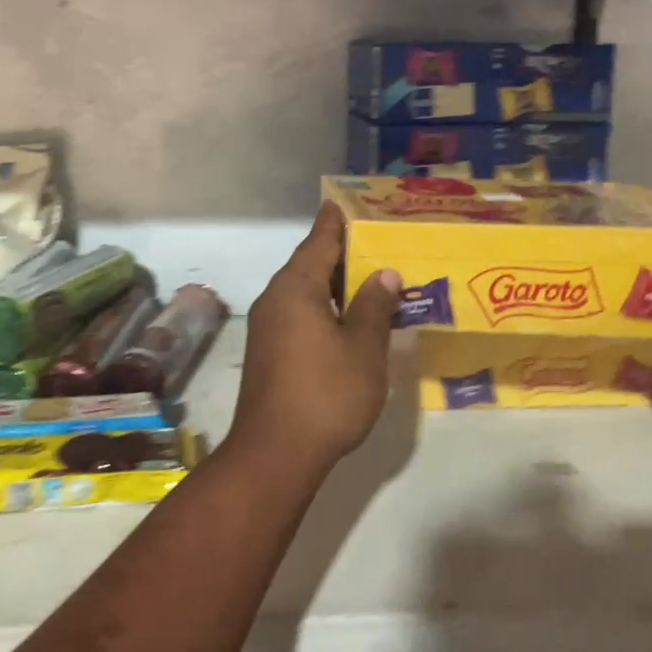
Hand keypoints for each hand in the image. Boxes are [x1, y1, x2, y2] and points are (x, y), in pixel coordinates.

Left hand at [228, 204, 399, 474]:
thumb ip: (373, 307)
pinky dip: (324, 308)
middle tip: (375, 240)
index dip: (336, 221)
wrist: (275, 451)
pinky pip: (299, 313)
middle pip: (310, 264)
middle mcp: (275, 298)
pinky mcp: (268, 351)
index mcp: (296, 287)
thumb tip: (383, 273)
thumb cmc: (326, 393)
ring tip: (370, 277)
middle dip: (340, 253)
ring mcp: (267, 326)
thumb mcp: (363, 348)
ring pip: (304, 292)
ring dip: (334, 284)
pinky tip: (347, 319)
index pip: (319, 240)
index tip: (346, 201)